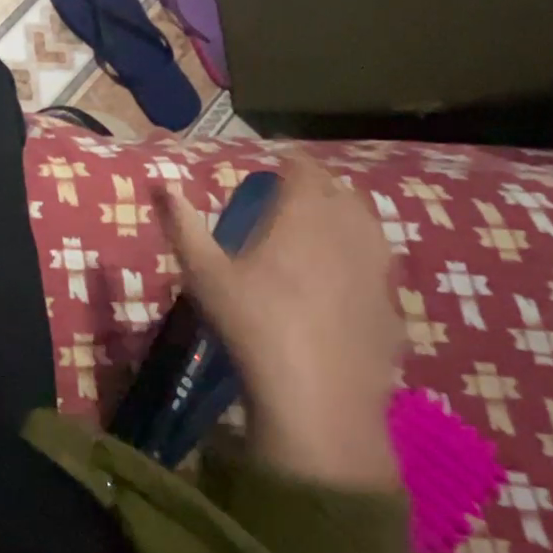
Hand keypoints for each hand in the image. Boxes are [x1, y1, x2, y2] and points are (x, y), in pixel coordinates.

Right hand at [156, 156, 402, 490]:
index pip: (305, 173)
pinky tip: (346, 270)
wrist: (318, 395)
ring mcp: (377, 273)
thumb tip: (160, 182)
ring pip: (370, 226)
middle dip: (321, 182)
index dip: (293, 160)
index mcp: (303, 221)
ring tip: (325, 217)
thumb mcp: (203, 272)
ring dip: (348, 212)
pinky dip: (364, 251)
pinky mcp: (391, 306)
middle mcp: (348, 236)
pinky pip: (381, 264)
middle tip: (296, 184)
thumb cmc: (252, 323)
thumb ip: (183, 224)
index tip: (278, 156)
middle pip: (343, 194)